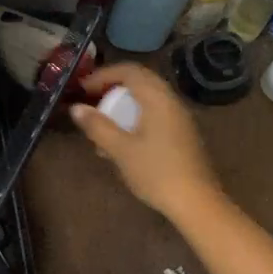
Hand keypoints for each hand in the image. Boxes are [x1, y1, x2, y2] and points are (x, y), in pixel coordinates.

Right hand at [69, 63, 224, 219]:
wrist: (196, 202)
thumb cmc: (156, 172)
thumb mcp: (121, 150)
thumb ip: (97, 126)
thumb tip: (76, 108)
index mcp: (157, 98)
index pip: (129, 71)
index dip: (103, 75)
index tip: (83, 88)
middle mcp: (171, 101)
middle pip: (140, 82)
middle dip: (114, 87)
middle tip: (93, 100)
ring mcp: (180, 118)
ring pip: (148, 99)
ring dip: (125, 105)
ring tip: (104, 124)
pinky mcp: (183, 134)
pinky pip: (156, 114)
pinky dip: (137, 117)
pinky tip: (124, 142)